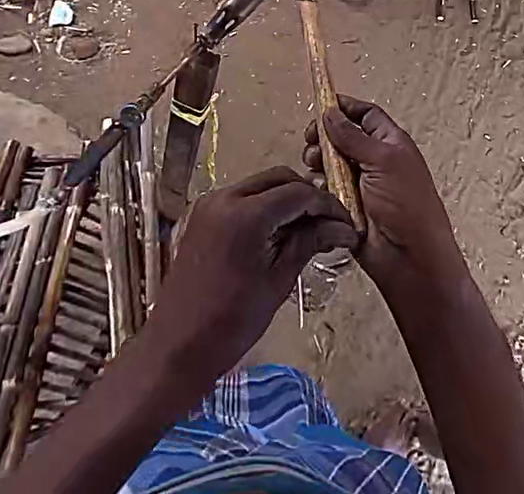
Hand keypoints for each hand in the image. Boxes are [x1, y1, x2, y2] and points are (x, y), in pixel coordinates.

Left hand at [149, 167, 355, 378]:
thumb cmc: (231, 322)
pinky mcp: (203, 213)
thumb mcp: (277, 282)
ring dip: (285, 199)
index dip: (326, 206)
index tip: (346, 225)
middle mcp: (224, 197)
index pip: (297, 192)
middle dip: (307, 196)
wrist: (177, 344)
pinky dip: (264, 206)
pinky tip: (279, 232)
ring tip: (308, 230)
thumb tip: (342, 229)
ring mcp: (210, 203)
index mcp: (245, 214)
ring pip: (259, 185)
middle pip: (278, 179)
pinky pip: (241, 197)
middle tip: (329, 225)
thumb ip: (307, 244)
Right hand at [306, 96, 463, 293]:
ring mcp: (360, 183)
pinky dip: (319, 183)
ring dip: (319, 160)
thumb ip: (353, 136)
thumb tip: (331, 112)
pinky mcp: (346, 203)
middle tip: (312, 141)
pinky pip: (326, 185)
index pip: (365, 115)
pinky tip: (318, 187)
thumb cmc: (407, 206)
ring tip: (314, 165)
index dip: (345, 108)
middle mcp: (375, 160)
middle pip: (342, 137)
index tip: (322, 106)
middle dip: (325, 136)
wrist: (409, 258)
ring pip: (330, 160)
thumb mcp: (382, 161)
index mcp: (390, 144)